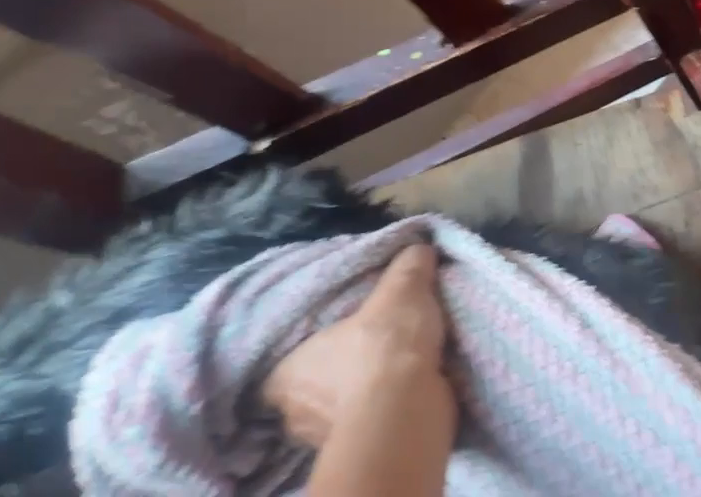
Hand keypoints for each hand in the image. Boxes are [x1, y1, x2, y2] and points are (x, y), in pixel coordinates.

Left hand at [261, 243, 452, 447]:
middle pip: (308, 392)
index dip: (306, 353)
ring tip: (392, 375)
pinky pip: (364, 428)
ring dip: (360, 398)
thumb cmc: (384, 347)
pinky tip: (403, 398)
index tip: (333, 341)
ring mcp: (322, 440)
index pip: (282, 366)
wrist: (407, 409)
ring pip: (337, 413)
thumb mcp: (401, 290)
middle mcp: (293, 413)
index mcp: (285, 374)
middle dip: (336, 378)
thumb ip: (407, 267)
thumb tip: (418, 247)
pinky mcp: (357, 453)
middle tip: (367, 354)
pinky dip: (381, 414)